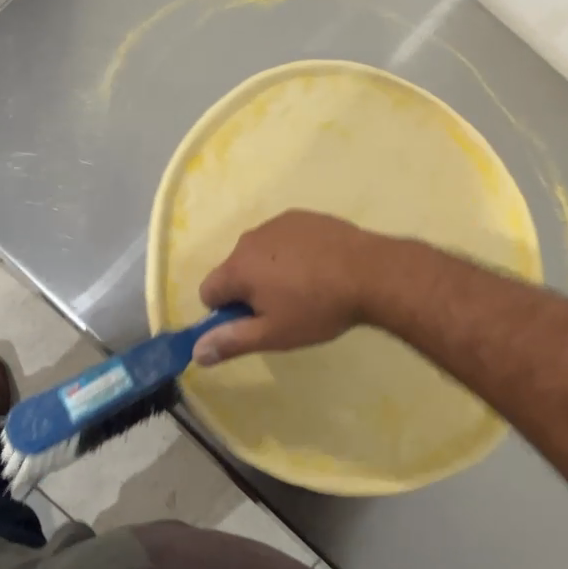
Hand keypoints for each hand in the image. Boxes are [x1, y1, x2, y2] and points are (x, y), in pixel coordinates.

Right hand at [193, 210, 384, 365]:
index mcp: (237, 268)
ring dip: (270, 270)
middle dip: (249, 290)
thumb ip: (231, 341)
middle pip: (234, 270)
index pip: (208, 292)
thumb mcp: (274, 334)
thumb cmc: (318, 308)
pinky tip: (319, 267)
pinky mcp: (301, 217)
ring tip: (306, 288)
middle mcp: (249, 239)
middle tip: (284, 309)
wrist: (371, 272)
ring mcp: (276, 223)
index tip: (254, 322)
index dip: (225, 312)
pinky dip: (292, 253)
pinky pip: (283, 238)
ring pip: (259, 253)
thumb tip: (196, 352)